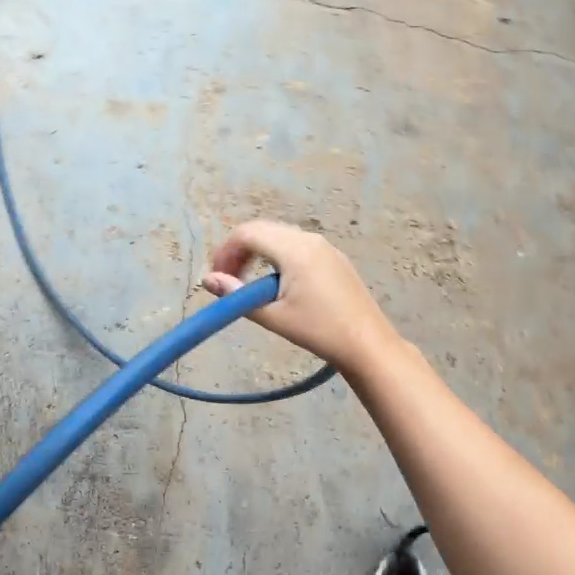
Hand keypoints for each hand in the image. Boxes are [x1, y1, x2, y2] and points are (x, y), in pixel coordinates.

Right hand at [202, 220, 398, 371]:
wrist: (367, 343)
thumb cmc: (318, 331)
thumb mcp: (273, 316)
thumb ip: (237, 296)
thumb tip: (207, 280)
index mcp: (294, 250)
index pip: (247, 233)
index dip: (225, 252)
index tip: (217, 277)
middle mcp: (309, 239)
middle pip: (262, 230)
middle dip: (238, 251)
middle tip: (227, 280)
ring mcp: (324, 246)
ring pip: (279, 236)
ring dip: (256, 252)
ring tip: (248, 283)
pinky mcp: (333, 257)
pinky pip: (296, 245)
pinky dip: (276, 256)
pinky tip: (276, 283)